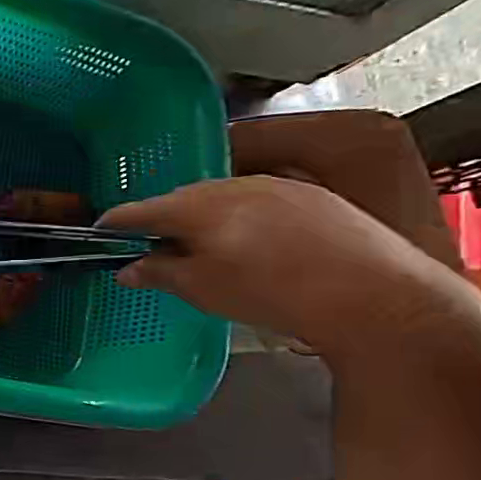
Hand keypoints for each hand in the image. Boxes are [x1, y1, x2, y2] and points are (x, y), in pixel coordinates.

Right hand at [97, 110, 480, 357]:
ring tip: (207, 248)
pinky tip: (255, 244)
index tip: (105, 231)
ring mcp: (277, 184)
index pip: (144, 208)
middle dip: (165, 218)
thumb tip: (128, 268)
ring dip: (205, 216)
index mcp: (199, 206)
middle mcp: (234, 184)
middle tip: (157, 248)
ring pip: (223, 195)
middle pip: (183, 197)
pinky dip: (241, 216)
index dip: (119, 221)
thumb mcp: (205, 291)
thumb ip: (160, 274)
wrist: (375, 295)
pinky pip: (258, 197)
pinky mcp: (311, 194)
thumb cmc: (274, 295)